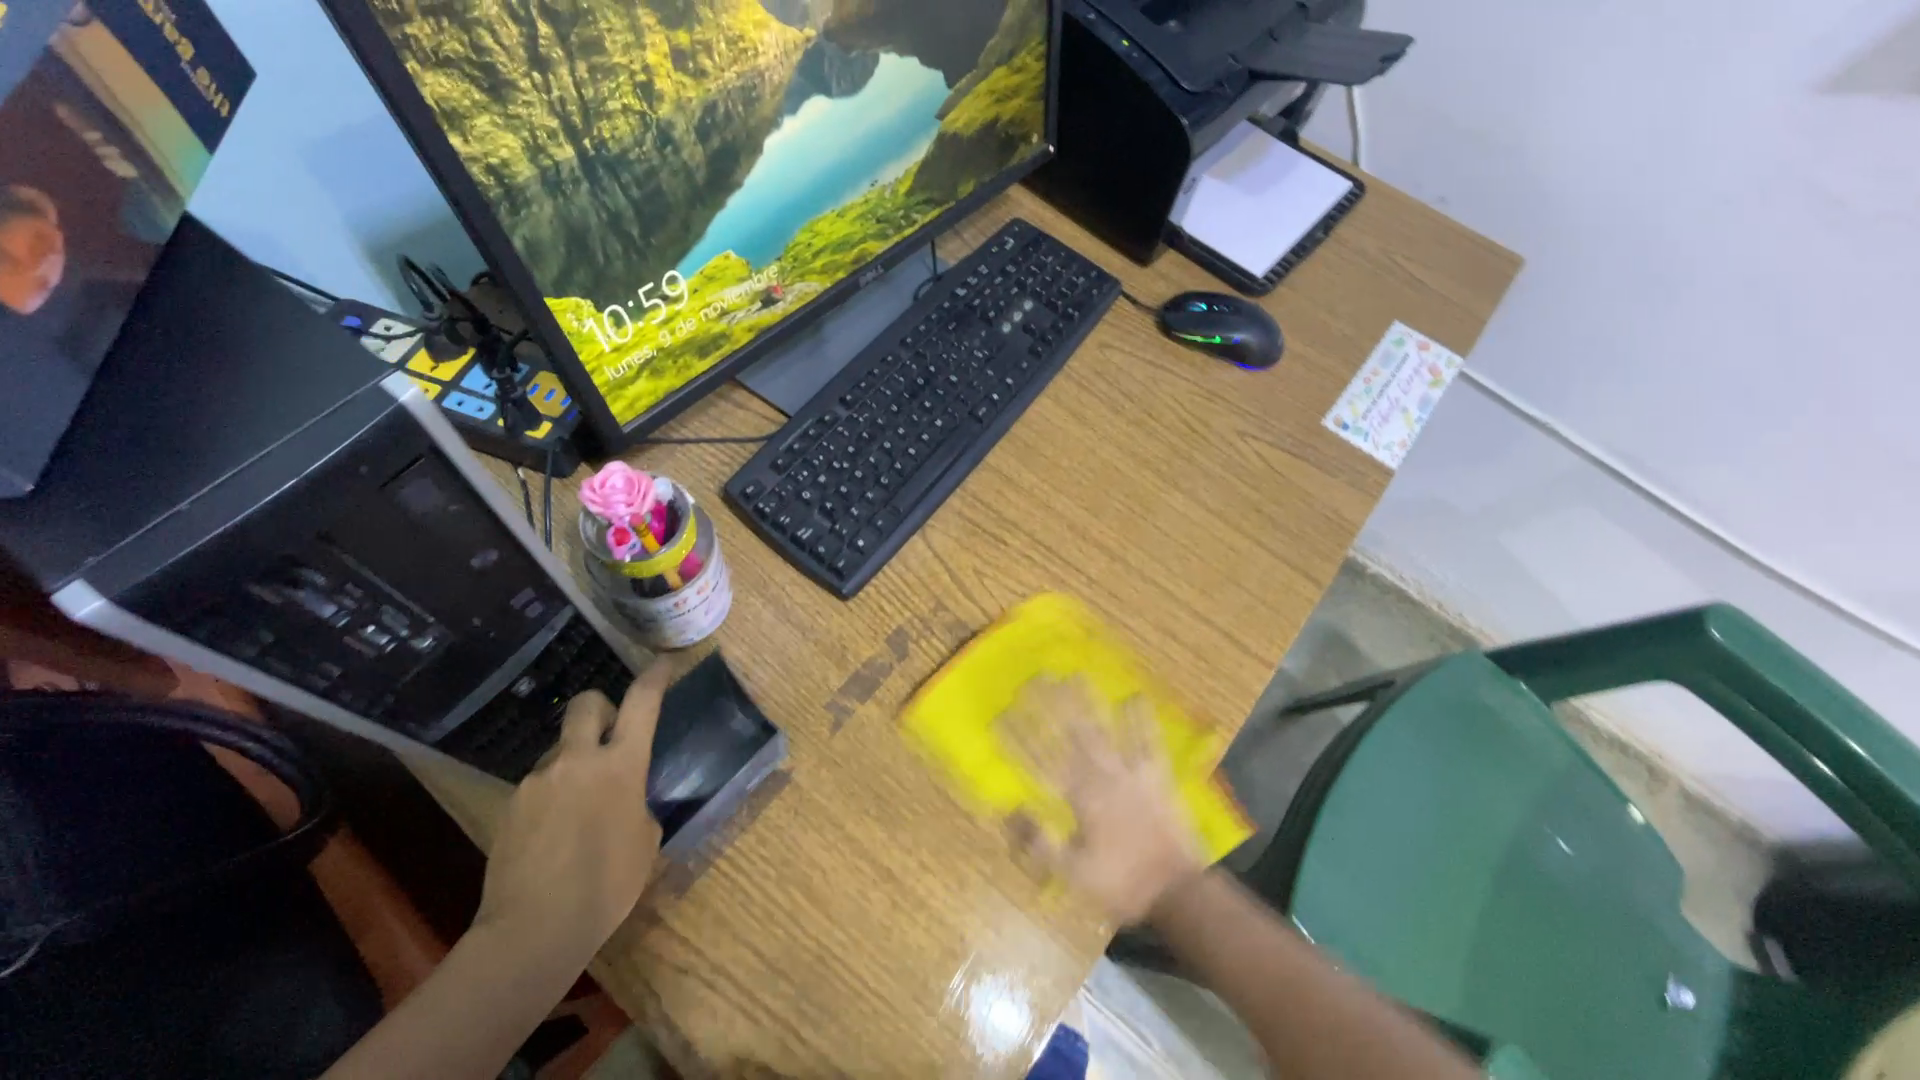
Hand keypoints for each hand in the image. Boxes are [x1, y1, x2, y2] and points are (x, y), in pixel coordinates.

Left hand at [474, 662, 671, 961]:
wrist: (534, 928)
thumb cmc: (607, 887)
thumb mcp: (645, 842)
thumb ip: (637, 804)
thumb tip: (623, 797)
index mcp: (621, 766)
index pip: (642, 704)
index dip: (654, 678)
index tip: (662, 664)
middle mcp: (577, 760)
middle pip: (587, 704)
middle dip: (602, 708)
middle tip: (611, 735)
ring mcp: (538, 780)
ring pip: (561, 751)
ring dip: (575, 763)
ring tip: (581, 810)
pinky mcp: (510, 804)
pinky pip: (540, 786)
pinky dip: (553, 797)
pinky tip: (556, 836)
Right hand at [1001, 677, 1205, 925]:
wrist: (1176, 890)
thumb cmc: (1120, 883)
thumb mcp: (1072, 871)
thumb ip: (1041, 840)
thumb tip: (1010, 808)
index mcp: (1079, 798)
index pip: (1040, 762)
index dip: (1019, 738)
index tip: (1002, 716)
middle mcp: (1102, 777)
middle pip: (1071, 736)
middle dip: (1051, 707)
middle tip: (1036, 680)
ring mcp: (1132, 773)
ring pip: (1105, 731)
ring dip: (1089, 703)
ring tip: (1076, 676)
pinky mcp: (1158, 777)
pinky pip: (1148, 742)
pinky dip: (1141, 719)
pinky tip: (1134, 697)